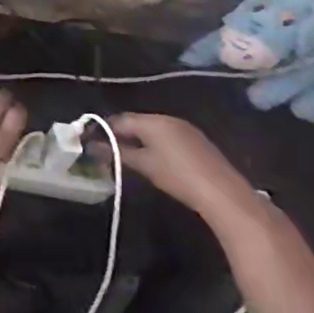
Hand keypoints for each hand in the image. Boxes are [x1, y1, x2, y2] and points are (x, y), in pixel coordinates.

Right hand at [107, 113, 261, 224]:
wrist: (223, 193)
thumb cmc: (177, 175)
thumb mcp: (142, 164)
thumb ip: (116, 152)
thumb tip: (92, 146)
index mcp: (152, 121)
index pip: (118, 119)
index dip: (102, 129)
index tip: (90, 142)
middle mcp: (168, 119)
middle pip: (136, 122)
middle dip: (119, 134)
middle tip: (106, 150)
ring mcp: (185, 129)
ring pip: (151, 129)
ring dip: (137, 139)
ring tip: (126, 156)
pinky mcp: (196, 141)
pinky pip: (166, 136)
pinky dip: (154, 143)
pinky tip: (152, 159)